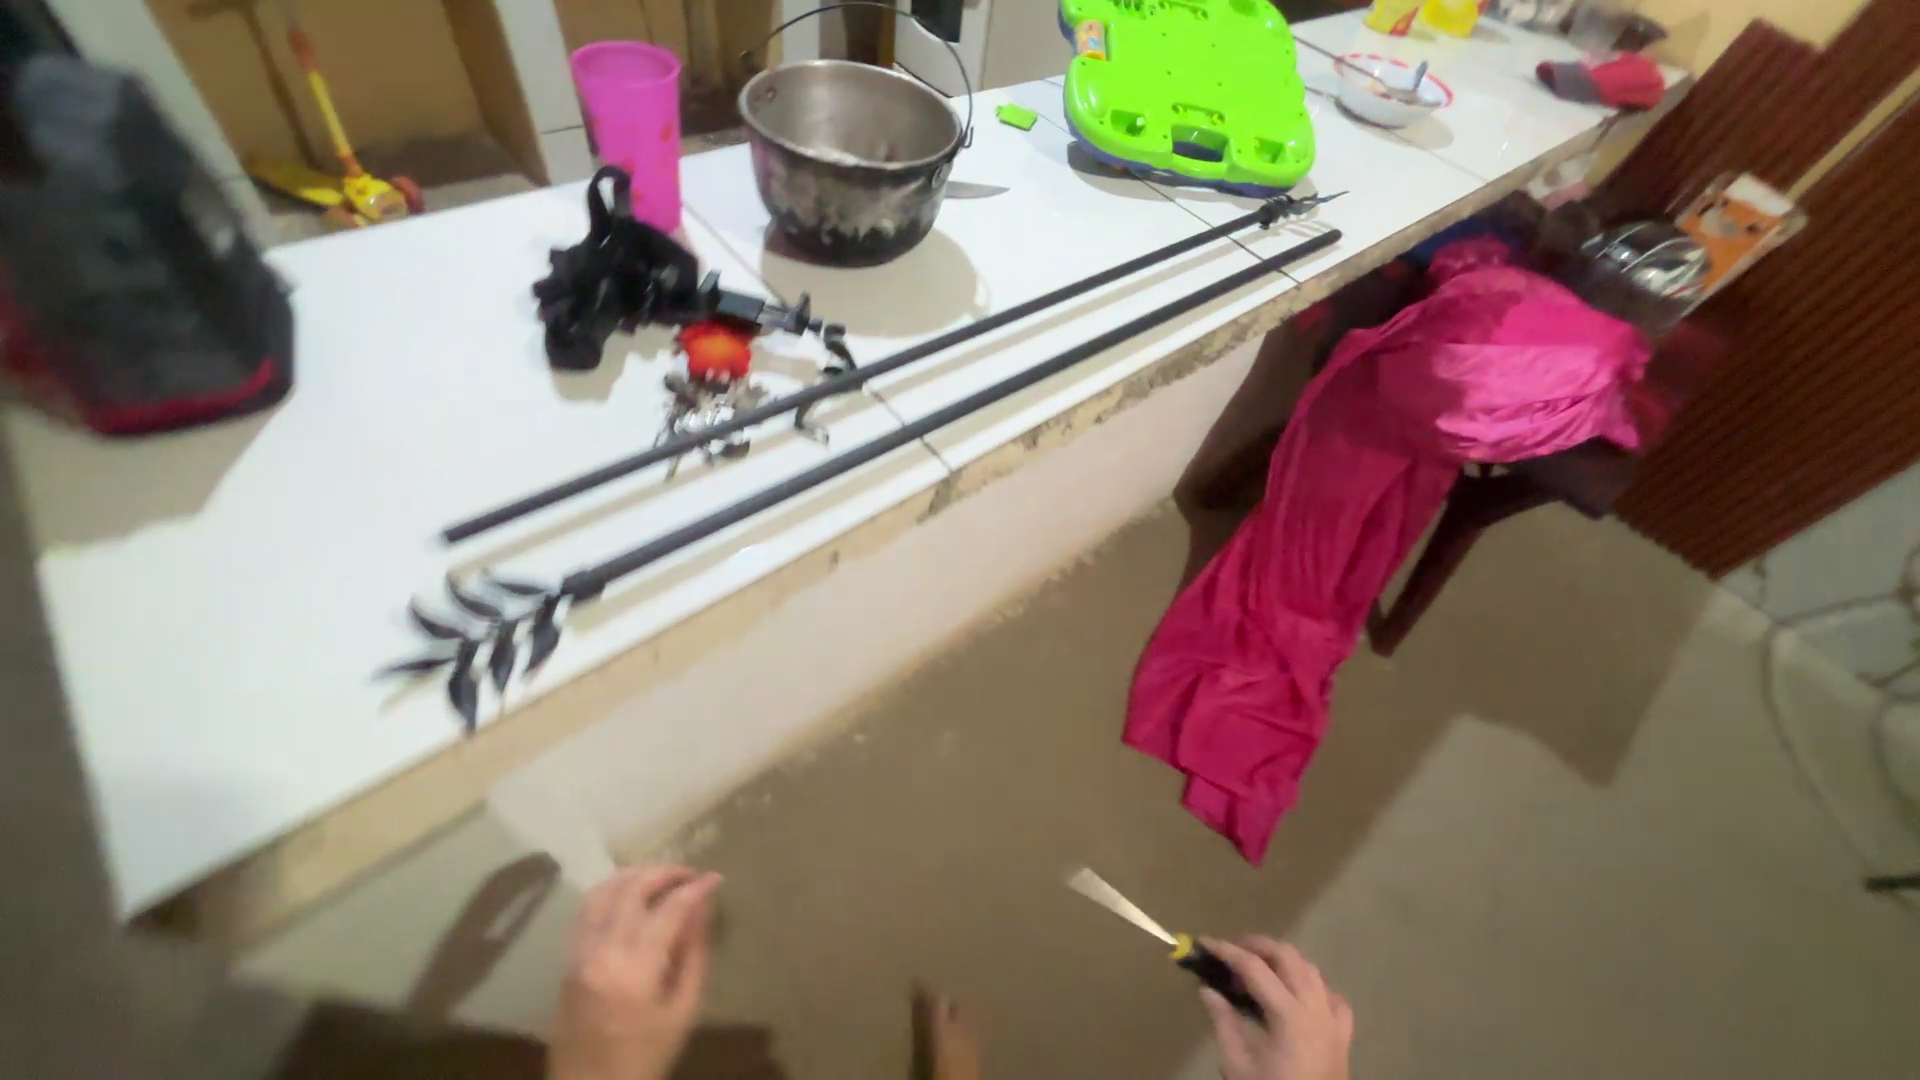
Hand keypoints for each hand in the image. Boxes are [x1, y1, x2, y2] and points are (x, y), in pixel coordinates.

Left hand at [548, 865, 722, 1079]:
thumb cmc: (644, 1060)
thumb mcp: (683, 1011)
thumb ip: (694, 954)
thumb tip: (702, 908)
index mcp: (636, 970)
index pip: (670, 909)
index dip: (696, 887)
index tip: (715, 878)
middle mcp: (603, 953)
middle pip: (633, 889)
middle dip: (666, 872)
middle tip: (690, 873)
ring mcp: (579, 955)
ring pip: (604, 892)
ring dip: (635, 875)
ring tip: (661, 877)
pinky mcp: (567, 962)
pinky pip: (587, 911)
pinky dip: (610, 891)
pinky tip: (630, 894)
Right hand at [1199, 937, 1353, 1079]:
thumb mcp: (1237, 1066)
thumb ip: (1222, 1022)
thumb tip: (1207, 990)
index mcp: (1289, 1015)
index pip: (1252, 967)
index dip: (1225, 951)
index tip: (1203, 943)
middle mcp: (1315, 1009)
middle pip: (1287, 956)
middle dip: (1256, 945)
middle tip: (1230, 950)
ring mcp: (1334, 1022)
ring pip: (1311, 969)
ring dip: (1283, 960)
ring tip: (1258, 967)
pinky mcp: (1344, 1037)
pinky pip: (1332, 997)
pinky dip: (1312, 986)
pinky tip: (1296, 994)